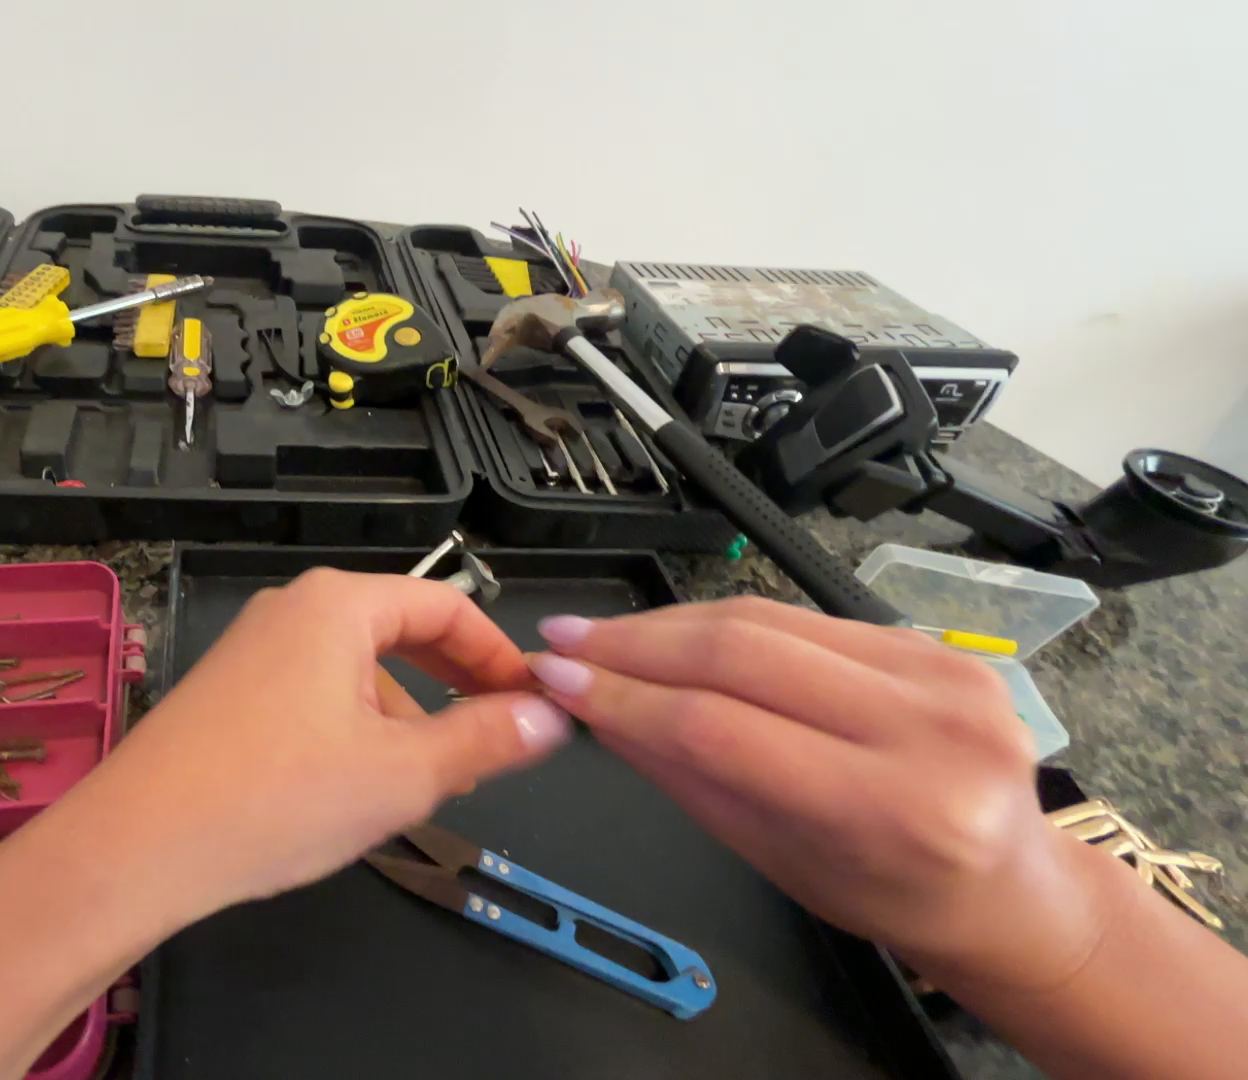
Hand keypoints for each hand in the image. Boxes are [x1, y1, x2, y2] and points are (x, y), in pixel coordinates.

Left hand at [66, 568, 570, 919]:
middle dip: (453, 682)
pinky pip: (315, 687)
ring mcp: (254, 644)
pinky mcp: (230, 685)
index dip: (498, 654)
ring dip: (404, 709)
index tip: (533, 704)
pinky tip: (355, 779)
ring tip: (426, 775)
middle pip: (399, 630)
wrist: (139, 845)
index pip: (445, 607)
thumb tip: (549, 715)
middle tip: (494, 735)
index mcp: (338, 604)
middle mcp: (293, 607)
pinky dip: (354, 721)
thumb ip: (485, 739)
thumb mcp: (401, 774)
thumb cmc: (279, 798)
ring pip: (357, 665)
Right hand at [525, 597, 1117, 989]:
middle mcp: (930, 728)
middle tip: (562, 638)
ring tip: (599, 633)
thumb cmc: (877, 890)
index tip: (551, 676)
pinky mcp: (928, 639)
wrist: (1005, 882)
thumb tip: (588, 703)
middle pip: (737, 654)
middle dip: (631, 642)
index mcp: (893, 809)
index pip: (717, 727)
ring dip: (661, 623)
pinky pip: (789, 616)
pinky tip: (664, 633)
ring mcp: (940, 670)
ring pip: (758, 619)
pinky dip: (712, 621)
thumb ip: (675, 767)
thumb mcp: (763, 849)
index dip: (620, 694)